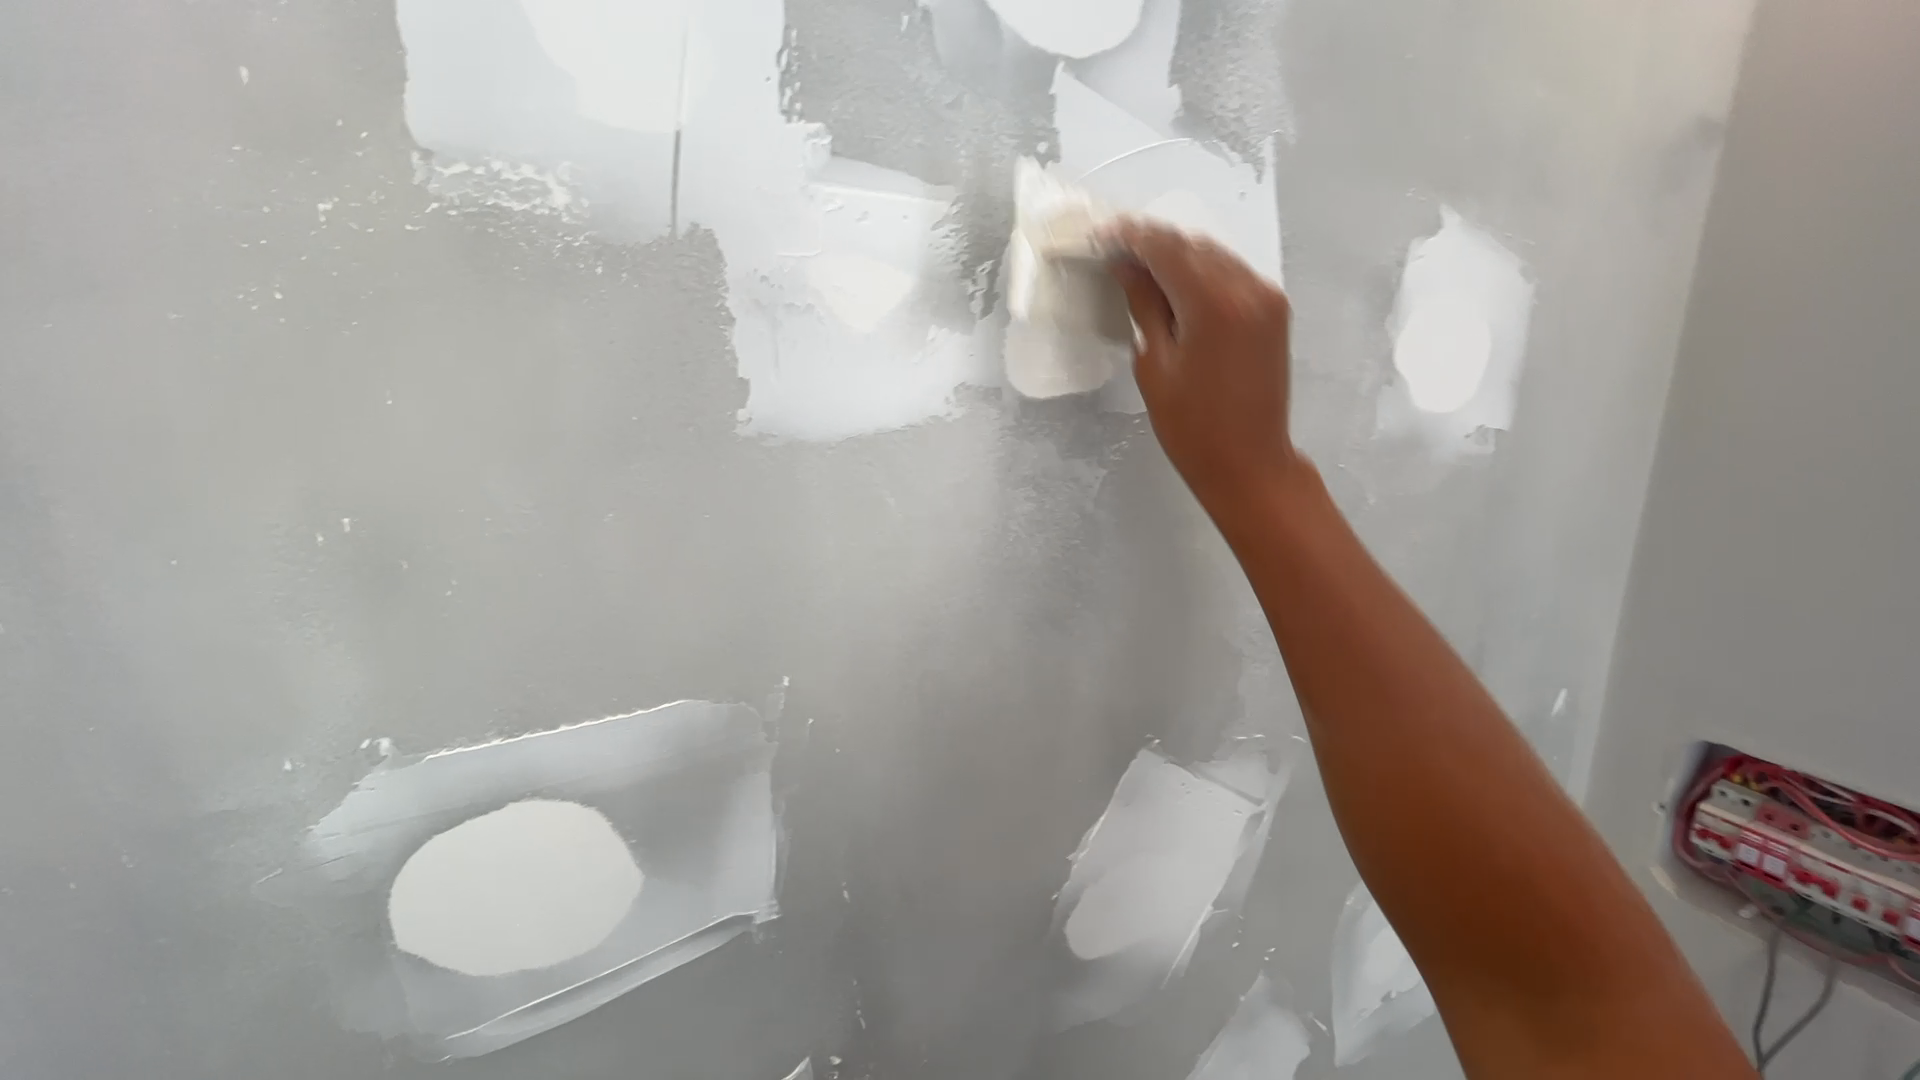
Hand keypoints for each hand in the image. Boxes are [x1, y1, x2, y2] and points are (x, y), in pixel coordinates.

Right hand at [1104, 218, 1304, 517]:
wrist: (1249, 462)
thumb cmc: (1191, 426)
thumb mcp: (1154, 365)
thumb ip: (1144, 306)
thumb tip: (1127, 265)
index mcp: (1214, 303)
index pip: (1167, 248)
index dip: (1131, 236)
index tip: (1102, 234)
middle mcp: (1248, 287)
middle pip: (1193, 246)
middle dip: (1154, 243)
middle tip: (1116, 249)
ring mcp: (1267, 296)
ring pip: (1214, 256)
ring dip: (1178, 256)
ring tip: (1142, 266)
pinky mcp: (1274, 309)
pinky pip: (1232, 274)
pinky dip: (1202, 272)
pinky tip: (1177, 285)